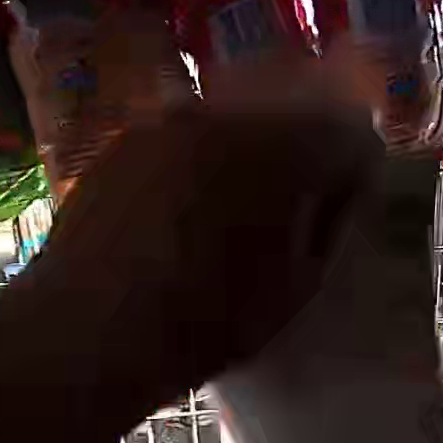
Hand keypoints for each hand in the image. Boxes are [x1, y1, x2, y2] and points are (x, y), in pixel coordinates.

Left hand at [35, 103, 381, 386]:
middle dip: (300, 150)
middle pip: (287, 113)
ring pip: (229, 122)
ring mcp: (166, 123)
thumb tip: (339, 192)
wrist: (89, 330)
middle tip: (290, 200)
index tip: (343, 197)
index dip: (353, 166)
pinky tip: (176, 207)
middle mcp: (225, 117)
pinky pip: (179, 138)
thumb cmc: (203, 323)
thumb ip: (328, 228)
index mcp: (282, 151)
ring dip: (244, 152)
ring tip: (228, 206)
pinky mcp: (124, 141)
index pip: (344, 133)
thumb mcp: (292, 290)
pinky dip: (194, 161)